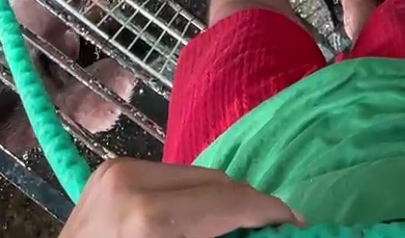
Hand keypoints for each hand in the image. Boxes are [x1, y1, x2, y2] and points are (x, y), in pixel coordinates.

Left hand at [59, 159, 300, 237]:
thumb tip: (269, 232)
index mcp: (147, 220)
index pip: (228, 201)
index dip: (269, 212)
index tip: (298, 224)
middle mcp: (129, 181)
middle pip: (215, 180)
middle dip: (249, 205)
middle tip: (275, 227)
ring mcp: (113, 171)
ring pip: (194, 174)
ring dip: (219, 200)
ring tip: (238, 225)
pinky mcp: (106, 171)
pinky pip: (168, 177)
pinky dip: (189, 196)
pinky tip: (200, 219)